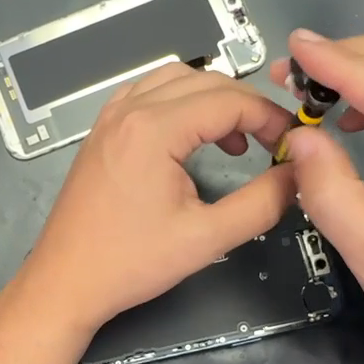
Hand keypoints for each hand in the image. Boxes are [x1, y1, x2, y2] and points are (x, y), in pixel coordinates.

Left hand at [17, 64, 296, 333]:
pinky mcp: (100, 133)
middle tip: (269, 145)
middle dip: (244, 106)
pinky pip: (145, 95)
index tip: (291, 146)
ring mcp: (109, 119)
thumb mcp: (206, 238)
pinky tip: (187, 138)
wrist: (65, 282)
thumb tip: (299, 174)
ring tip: (233, 142)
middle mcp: (129, 111)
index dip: (269, 118)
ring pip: (173, 80)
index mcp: (154, 129)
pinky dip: (176, 103)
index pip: (229, 100)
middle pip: (204, 81)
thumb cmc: (131, 263)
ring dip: (210, 100)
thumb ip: (261, 203)